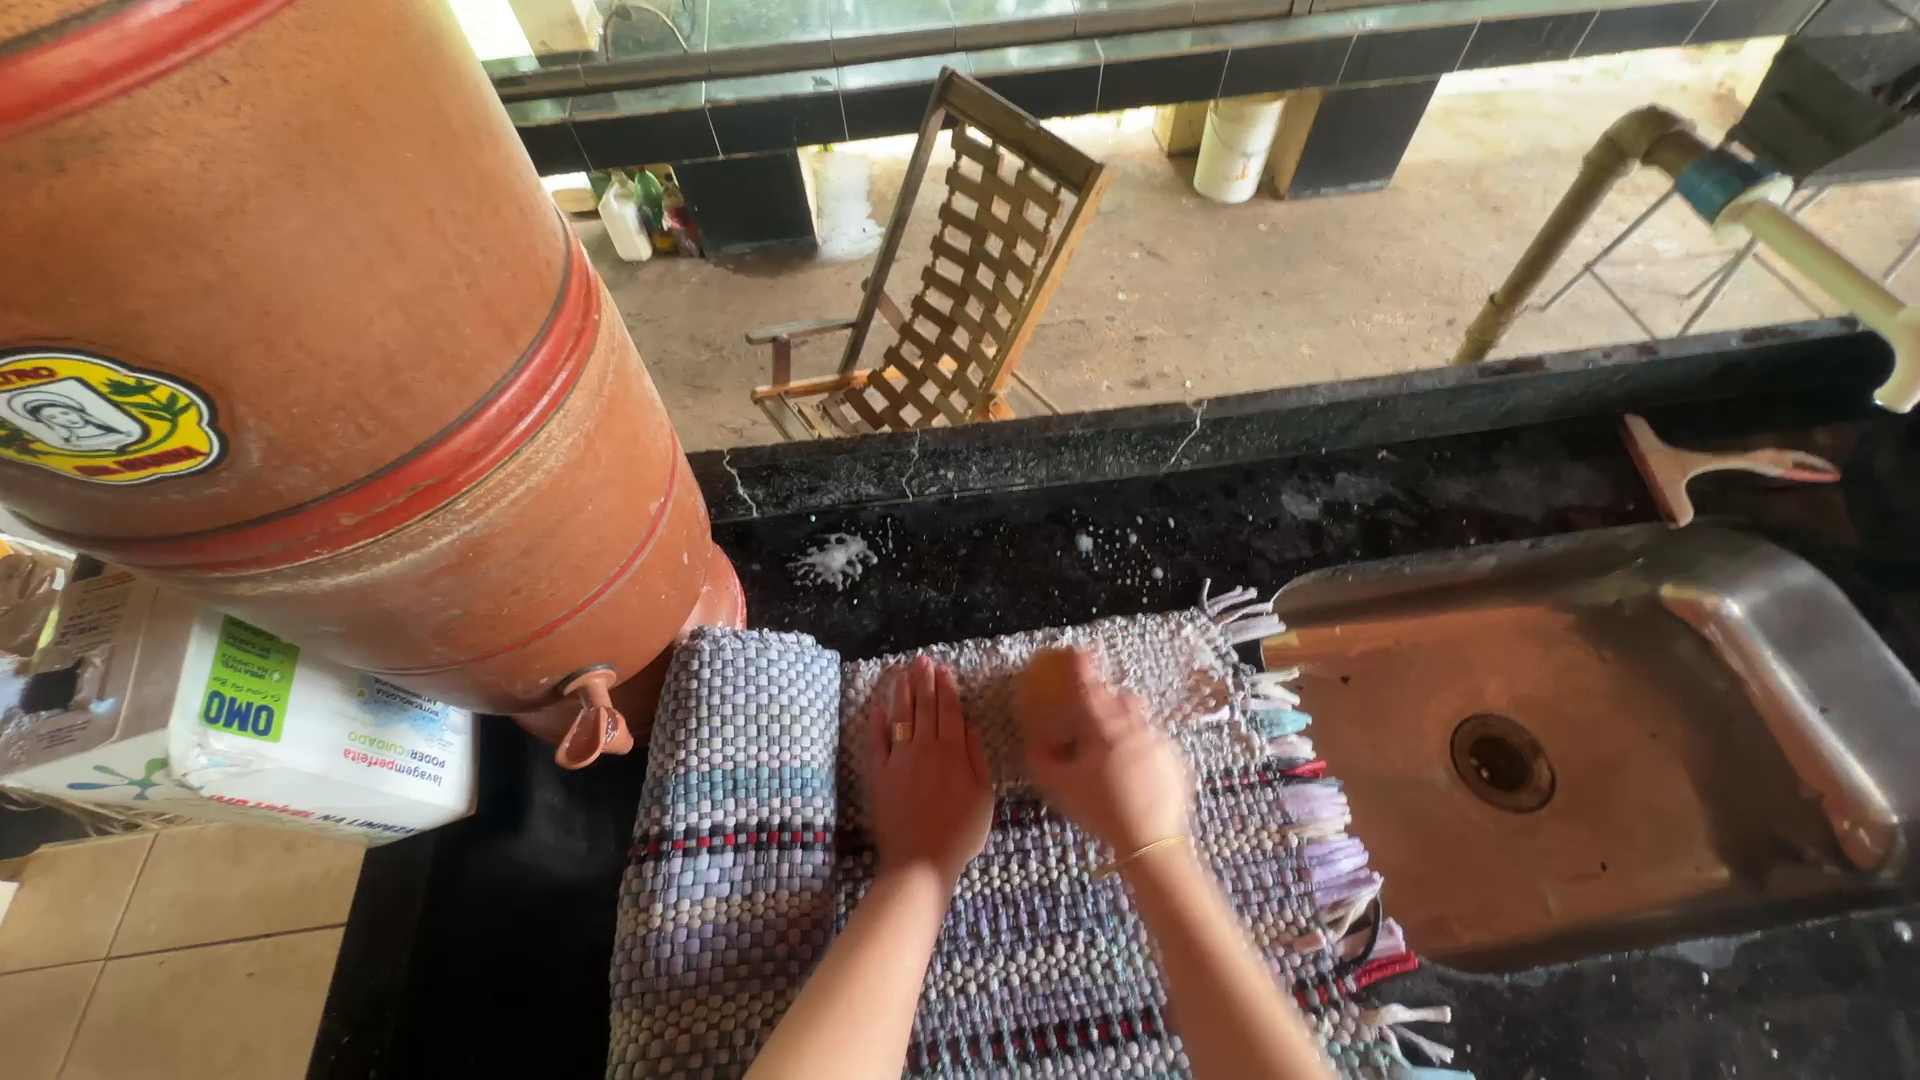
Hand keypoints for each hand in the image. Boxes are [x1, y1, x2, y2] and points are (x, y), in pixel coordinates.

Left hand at [867, 656, 992, 884]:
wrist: (921, 862)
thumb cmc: (960, 833)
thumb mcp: (983, 796)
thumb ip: (976, 758)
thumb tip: (970, 727)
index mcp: (953, 752)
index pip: (950, 711)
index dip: (947, 688)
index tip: (943, 669)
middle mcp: (925, 748)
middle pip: (925, 707)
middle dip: (924, 680)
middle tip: (921, 660)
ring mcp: (899, 759)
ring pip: (901, 717)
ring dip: (902, 692)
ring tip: (902, 673)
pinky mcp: (879, 774)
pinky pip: (876, 742)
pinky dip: (876, 723)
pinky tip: (877, 708)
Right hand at [1015, 646, 1192, 853]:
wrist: (1151, 840)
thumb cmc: (1100, 810)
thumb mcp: (1060, 787)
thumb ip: (1042, 760)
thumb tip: (1033, 744)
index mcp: (1104, 729)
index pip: (1090, 688)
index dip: (1083, 667)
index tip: (1081, 650)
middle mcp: (1134, 727)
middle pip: (1121, 699)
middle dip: (1108, 698)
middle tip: (1095, 714)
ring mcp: (1158, 742)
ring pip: (1141, 720)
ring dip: (1126, 724)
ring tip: (1115, 747)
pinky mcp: (1175, 760)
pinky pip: (1156, 743)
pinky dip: (1143, 749)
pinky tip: (1135, 773)